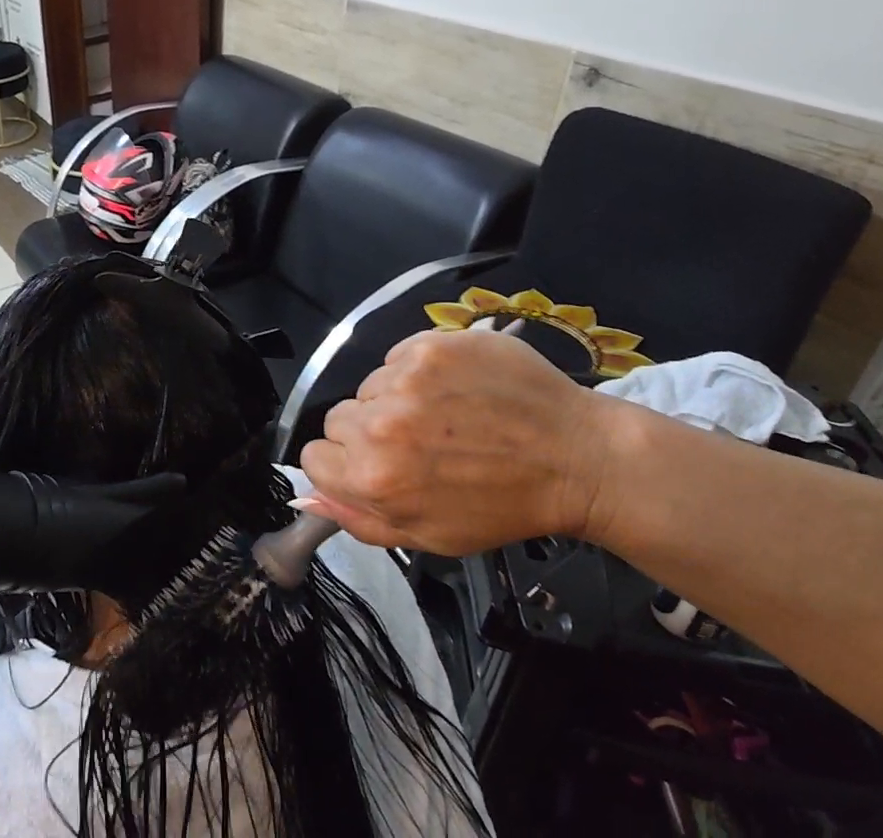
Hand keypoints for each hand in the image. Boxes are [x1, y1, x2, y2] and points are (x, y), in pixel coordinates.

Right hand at [297, 328, 623, 554]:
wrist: (579, 459)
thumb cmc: (503, 506)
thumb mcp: (428, 536)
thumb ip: (356, 520)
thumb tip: (304, 497)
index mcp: (373, 477)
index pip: (313, 457)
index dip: (344, 465)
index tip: (378, 466)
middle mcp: (380, 424)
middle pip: (337, 420)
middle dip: (366, 433)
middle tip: (418, 444)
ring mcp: (406, 378)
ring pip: (367, 387)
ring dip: (394, 401)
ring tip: (446, 417)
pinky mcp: (432, 345)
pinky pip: (396, 357)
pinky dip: (418, 372)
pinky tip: (456, 391)